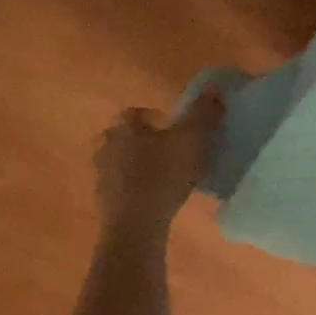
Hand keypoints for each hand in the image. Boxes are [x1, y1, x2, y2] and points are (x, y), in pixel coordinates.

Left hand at [93, 92, 223, 242]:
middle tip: (168, 149)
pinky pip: (121, 187)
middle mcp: (107, 147)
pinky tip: (155, 197)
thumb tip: (214, 87)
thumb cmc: (163, 175)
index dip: (154, 116)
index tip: (171, 126)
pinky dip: (135, 187)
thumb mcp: (192, 140)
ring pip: (120, 162)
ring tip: (163, 175)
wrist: (135, 226)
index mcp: (124, 128)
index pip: (135, 112)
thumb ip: (203, 113)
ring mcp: (102, 176)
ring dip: (137, 165)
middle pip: (124, 136)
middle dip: (143, 140)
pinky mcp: (104, 203)